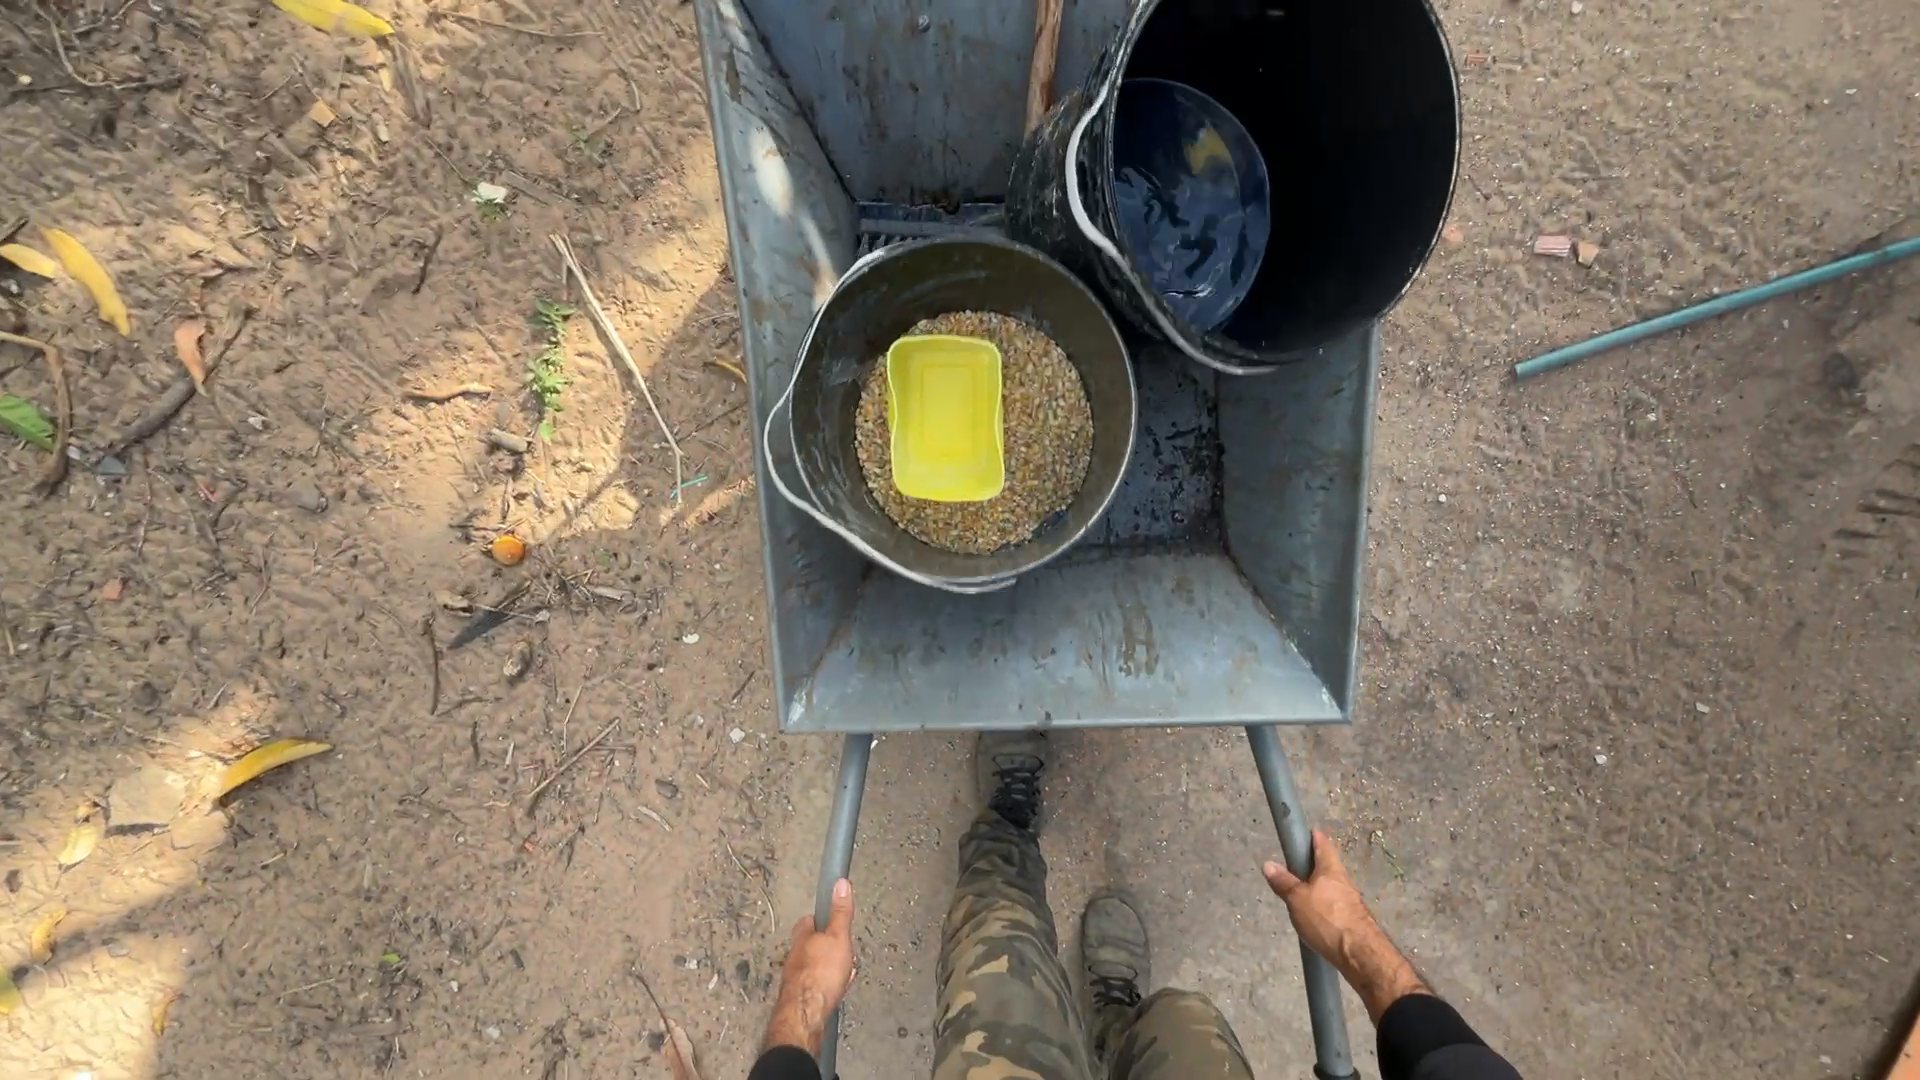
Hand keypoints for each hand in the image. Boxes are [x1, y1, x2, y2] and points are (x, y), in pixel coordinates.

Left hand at [763, 878, 856, 1054]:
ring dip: (829, 968)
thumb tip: (841, 883)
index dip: (821, 920)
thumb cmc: (822, 971)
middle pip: (812, 945)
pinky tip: (836, 991)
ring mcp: (794, 978)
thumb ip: (841, 912)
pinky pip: (815, 986)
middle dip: (828, 948)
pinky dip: (826, 986)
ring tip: (845, 973)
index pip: (808, 921)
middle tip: (844, 951)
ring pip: (814, 967)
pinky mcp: (798, 998)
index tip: (833, 922)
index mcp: (802, 937)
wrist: (805, 1014)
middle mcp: (794, 956)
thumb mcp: (839, 936)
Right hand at [1264, 831, 1425, 1021]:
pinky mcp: (1356, 924)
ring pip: (1333, 889)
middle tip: (1297, 868)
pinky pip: (1337, 908)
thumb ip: (1283, 882)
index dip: (1314, 837)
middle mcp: (1345, 883)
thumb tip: (1268, 864)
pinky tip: (1317, 918)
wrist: (1363, 957)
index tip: (1307, 832)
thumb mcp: (1297, 899)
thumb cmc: (1327, 920)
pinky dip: (1326, 908)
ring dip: (1320, 889)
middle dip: (1315, 866)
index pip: (1323, 845)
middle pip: (1329, 868)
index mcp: (1331, 870)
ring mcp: (1353, 904)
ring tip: (1303, 896)